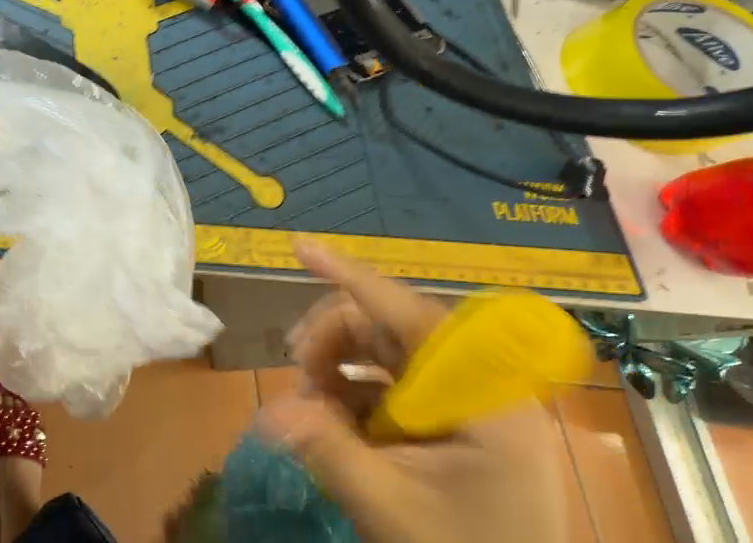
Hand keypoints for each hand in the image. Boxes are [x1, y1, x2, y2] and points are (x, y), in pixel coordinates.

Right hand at [257, 239, 572, 542]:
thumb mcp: (387, 505)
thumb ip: (327, 449)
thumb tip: (269, 410)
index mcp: (484, 401)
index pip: (413, 316)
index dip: (354, 279)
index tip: (301, 248)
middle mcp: (480, 389)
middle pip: (392, 329)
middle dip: (334, 337)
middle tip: (297, 369)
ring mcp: (470, 407)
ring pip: (387, 353)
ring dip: (340, 364)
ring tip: (311, 403)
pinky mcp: (456, 425)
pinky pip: (394, 384)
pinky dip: (354, 392)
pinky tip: (332, 421)